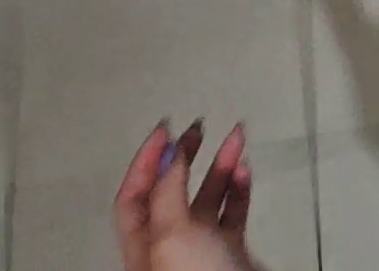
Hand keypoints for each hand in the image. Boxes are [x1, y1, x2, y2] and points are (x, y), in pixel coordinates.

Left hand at [114, 121, 258, 270]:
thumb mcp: (171, 231)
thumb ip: (167, 189)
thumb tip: (166, 151)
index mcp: (143, 242)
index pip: (134, 193)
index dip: (146, 158)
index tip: (166, 126)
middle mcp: (167, 244)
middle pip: (170, 190)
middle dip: (184, 154)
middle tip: (197, 127)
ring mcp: (199, 248)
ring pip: (206, 196)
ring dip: (220, 163)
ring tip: (235, 136)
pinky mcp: (228, 251)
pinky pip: (232, 210)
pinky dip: (239, 187)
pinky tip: (244, 171)